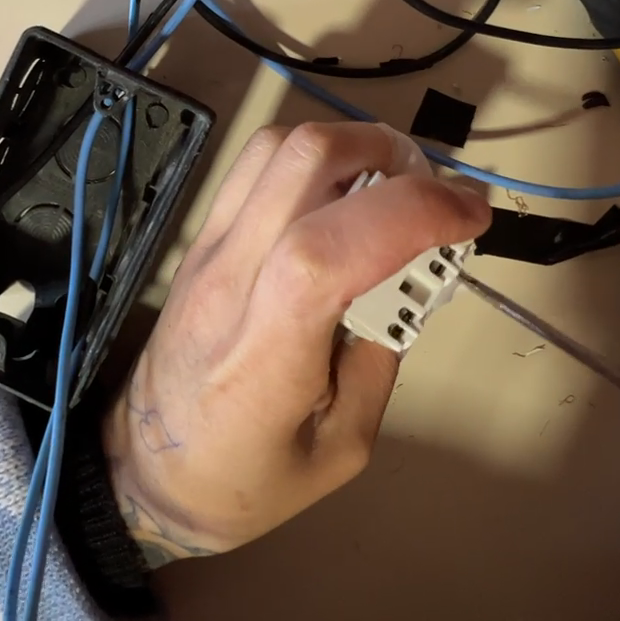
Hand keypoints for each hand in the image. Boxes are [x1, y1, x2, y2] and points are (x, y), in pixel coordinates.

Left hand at [103, 122, 490, 565]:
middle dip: (387, 150)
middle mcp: (227, 279)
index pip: (324, 250)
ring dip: (350, 143)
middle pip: (299, 161)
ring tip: (392, 184)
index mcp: (263, 353)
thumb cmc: (245, 476)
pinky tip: (342, 194)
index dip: (410, 211)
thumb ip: (381, 353)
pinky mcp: (201, 236)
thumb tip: (411, 270)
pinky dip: (313, 157)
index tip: (472, 214)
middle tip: (432, 190)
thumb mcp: (343, 446)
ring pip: (276, 145)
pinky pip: (256, 164)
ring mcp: (206, 247)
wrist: (147, 465)